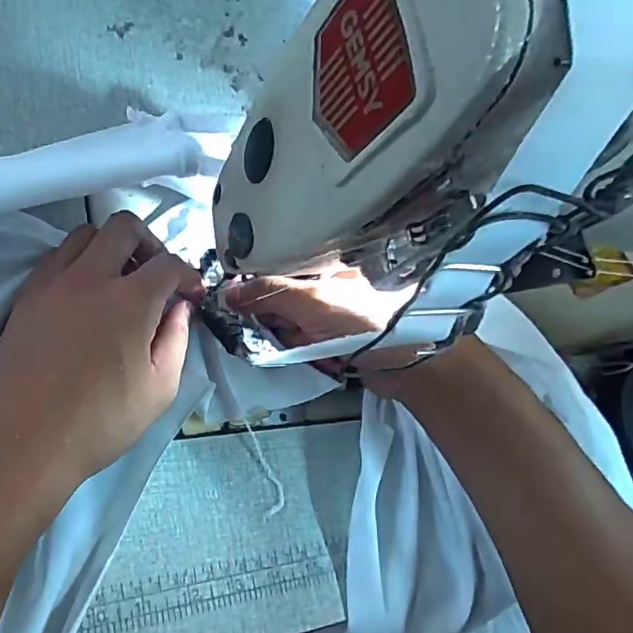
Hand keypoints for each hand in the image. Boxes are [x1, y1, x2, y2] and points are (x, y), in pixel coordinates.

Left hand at [0, 211, 203, 491]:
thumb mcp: (159, 389)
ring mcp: (51, 284)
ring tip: (117, 282)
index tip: (191, 294)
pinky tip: (83, 298)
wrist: (27, 442)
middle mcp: (89, 278)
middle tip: (155, 276)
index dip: (188, 274)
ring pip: (84, 235)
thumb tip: (179, 308)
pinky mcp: (25, 298)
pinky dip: (77, 264)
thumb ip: (176, 339)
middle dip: (150, 243)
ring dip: (109, 247)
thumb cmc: (101, 423)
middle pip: (124, 226)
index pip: (168, 262)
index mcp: (130, 301)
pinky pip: (55, 259)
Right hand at [221, 269, 467, 397]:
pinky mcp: (332, 346)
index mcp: (320, 270)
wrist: (406, 362)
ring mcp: (327, 321)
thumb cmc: (359, 322)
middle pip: (276, 302)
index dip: (249, 287)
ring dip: (280, 340)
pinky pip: (301, 348)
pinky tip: (300, 356)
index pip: (273, 273)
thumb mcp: (309, 300)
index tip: (226, 302)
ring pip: (286, 328)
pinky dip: (296, 353)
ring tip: (284, 344)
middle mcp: (322, 292)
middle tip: (252, 329)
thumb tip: (226, 292)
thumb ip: (267, 294)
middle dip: (263, 318)